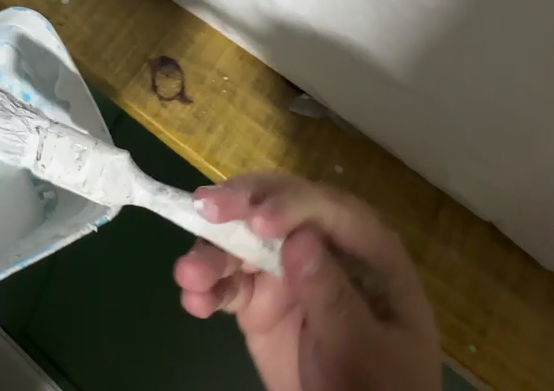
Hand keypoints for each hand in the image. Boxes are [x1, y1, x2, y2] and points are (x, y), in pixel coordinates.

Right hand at [174, 173, 440, 390]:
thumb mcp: (362, 349)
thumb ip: (332, 295)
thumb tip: (300, 238)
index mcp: (365, 251)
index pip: (326, 208)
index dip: (288, 203)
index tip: (255, 220)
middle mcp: (322, 250)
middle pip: (277, 209)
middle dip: (239, 205)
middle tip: (204, 208)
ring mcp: (288, 273)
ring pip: (243, 241)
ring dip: (211, 250)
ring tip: (188, 274)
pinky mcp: (259, 300)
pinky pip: (228, 282)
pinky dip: (207, 286)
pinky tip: (193, 300)